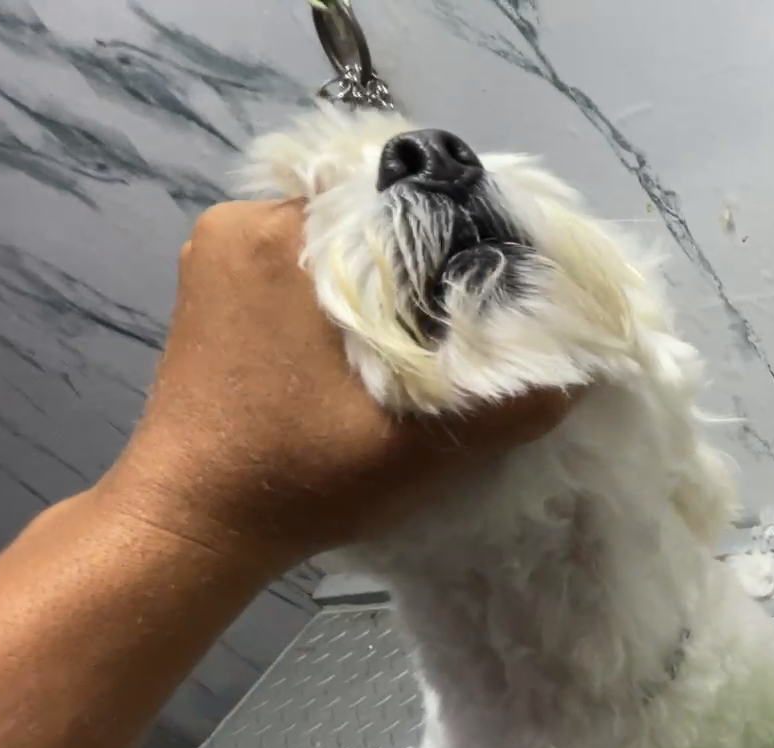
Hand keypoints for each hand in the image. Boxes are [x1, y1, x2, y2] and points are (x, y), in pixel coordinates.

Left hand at [95, 199, 575, 572]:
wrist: (195, 525)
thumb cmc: (300, 480)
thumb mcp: (421, 450)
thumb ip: (507, 409)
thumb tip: (578, 374)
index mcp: (281, 241)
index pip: (401, 196)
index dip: (469, 232)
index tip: (512, 278)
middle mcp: (243, 226)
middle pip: (374, 214)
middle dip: (436, 257)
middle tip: (487, 310)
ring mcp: (224, 256)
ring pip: (346, 240)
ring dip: (398, 277)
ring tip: (445, 327)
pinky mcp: (222, 290)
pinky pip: (313, 265)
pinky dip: (360, 291)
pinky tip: (390, 337)